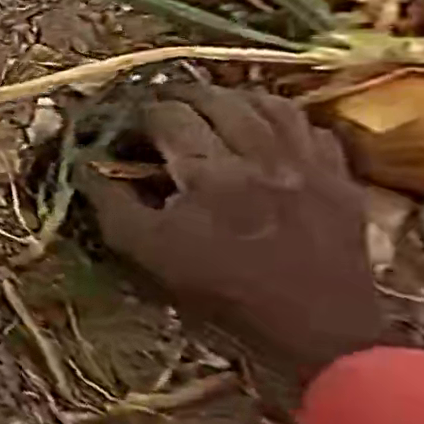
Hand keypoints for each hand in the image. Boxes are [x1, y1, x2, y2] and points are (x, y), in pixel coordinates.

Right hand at [79, 84, 384, 378]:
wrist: (314, 327)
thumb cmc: (215, 284)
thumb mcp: (139, 244)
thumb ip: (106, 196)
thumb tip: (83, 162)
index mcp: (211, 174)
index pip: (166, 116)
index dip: (135, 115)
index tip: (119, 127)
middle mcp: (263, 159)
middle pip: (217, 100)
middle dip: (178, 96)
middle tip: (153, 105)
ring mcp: (310, 167)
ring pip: (270, 106)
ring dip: (230, 98)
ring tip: (204, 106)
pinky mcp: (340, 180)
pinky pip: (312, 129)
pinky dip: (281, 120)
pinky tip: (259, 131)